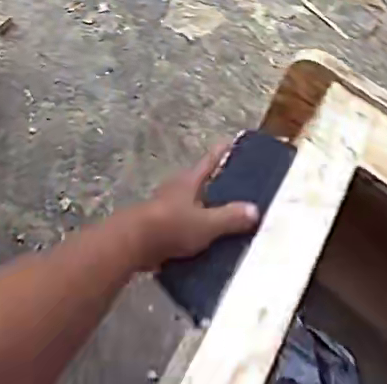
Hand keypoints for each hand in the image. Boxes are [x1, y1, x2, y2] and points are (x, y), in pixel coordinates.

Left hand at [123, 140, 259, 269]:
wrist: (132, 244)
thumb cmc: (171, 225)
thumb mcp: (205, 223)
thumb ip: (229, 218)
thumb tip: (255, 210)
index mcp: (190, 180)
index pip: (210, 160)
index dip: (222, 151)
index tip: (232, 142)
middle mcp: (177, 189)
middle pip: (200, 182)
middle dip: (216, 184)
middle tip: (237, 188)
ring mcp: (166, 208)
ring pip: (191, 204)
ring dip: (204, 210)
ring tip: (225, 220)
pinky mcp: (158, 229)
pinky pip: (182, 226)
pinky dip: (194, 231)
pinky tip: (206, 244)